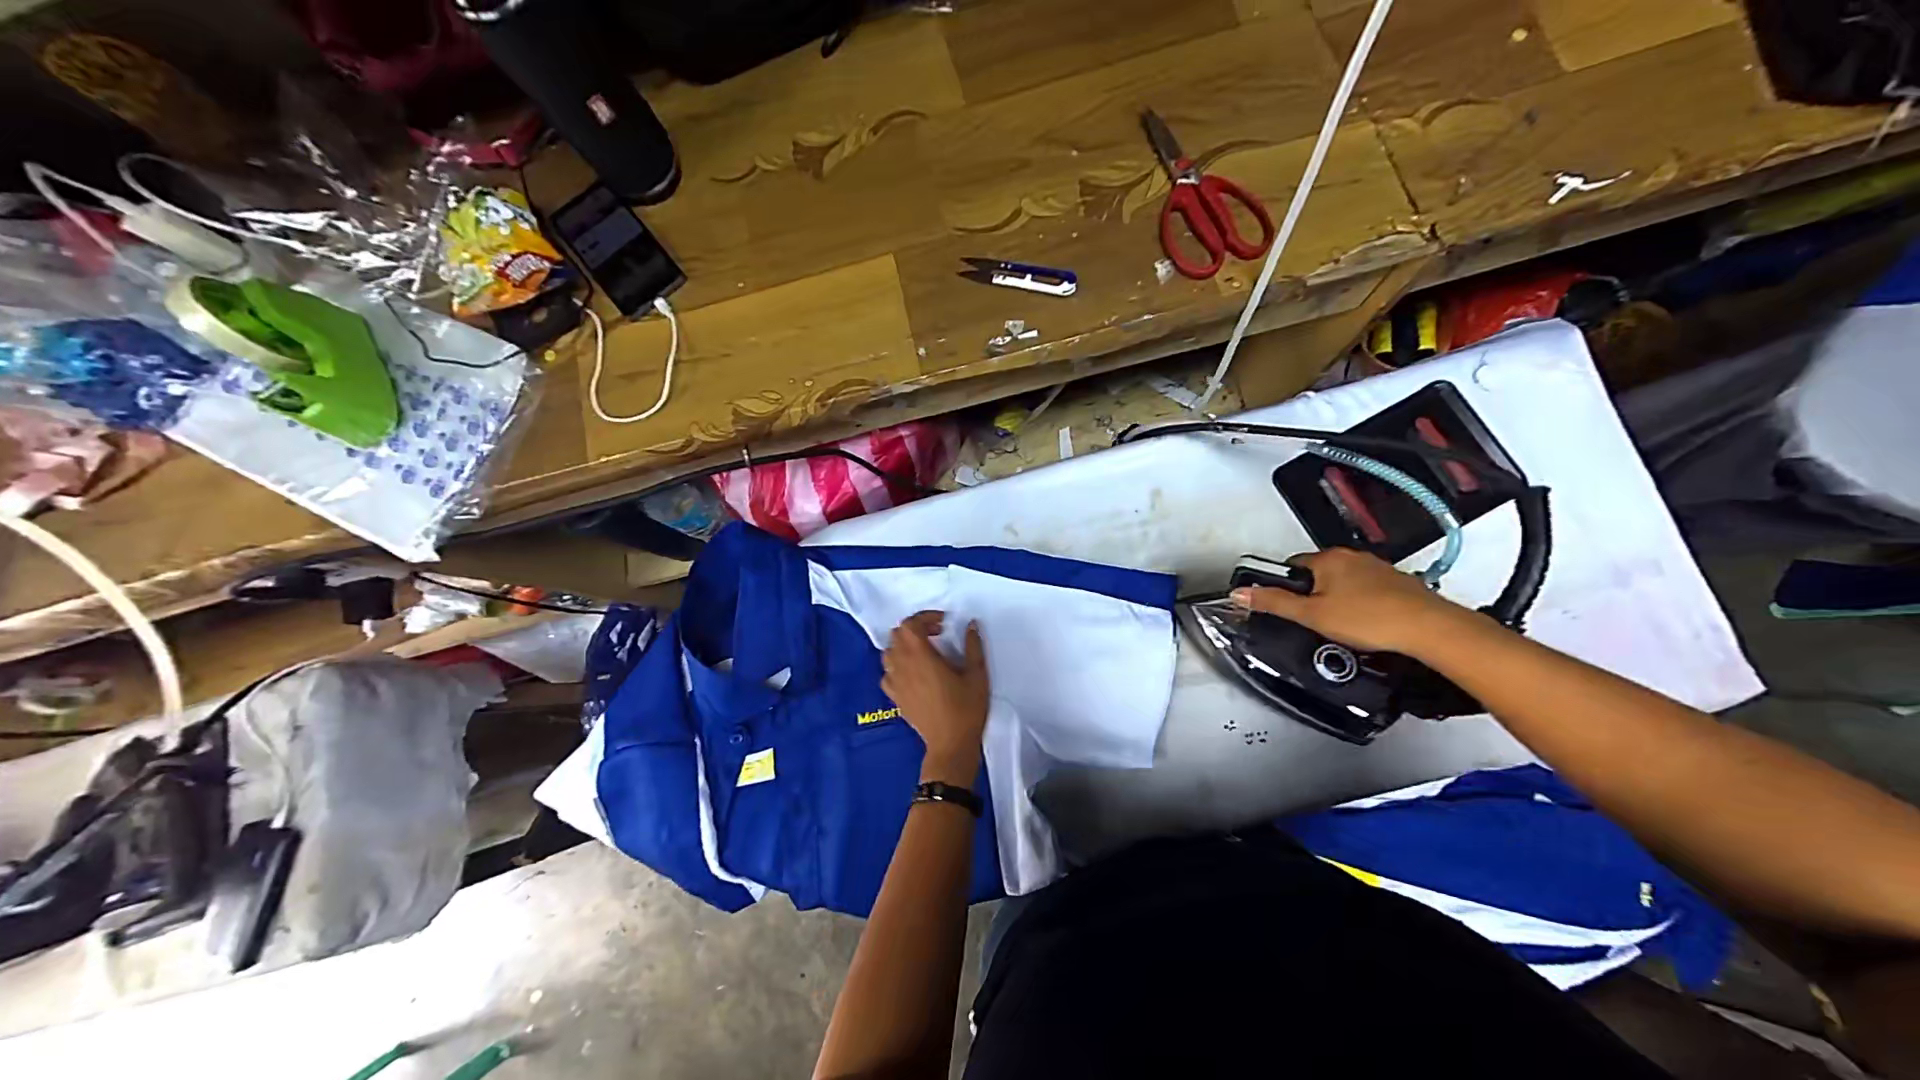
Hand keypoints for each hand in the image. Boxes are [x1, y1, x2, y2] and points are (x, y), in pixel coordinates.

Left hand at [880, 611, 989, 783]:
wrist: (951, 745)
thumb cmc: (966, 710)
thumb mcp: (977, 674)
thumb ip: (973, 646)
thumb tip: (970, 626)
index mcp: (921, 657)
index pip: (911, 624)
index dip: (926, 617)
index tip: (944, 623)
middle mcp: (903, 666)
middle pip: (897, 634)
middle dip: (915, 628)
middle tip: (936, 633)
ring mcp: (895, 682)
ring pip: (889, 652)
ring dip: (904, 644)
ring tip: (924, 650)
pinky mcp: (895, 697)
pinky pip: (887, 673)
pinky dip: (897, 665)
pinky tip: (912, 672)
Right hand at [1231, 547, 1477, 655]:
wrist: (1428, 629)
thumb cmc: (1372, 619)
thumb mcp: (1311, 615)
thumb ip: (1274, 602)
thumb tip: (1241, 592)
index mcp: (1328, 558)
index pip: (1292, 565)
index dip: (1285, 587)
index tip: (1288, 605)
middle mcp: (1353, 557)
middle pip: (1318, 573)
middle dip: (1313, 594)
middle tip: (1314, 620)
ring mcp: (1378, 568)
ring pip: (1344, 582)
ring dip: (1339, 599)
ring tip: (1343, 626)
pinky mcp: (1397, 583)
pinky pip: (1368, 590)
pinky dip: (1363, 604)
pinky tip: (1366, 624)